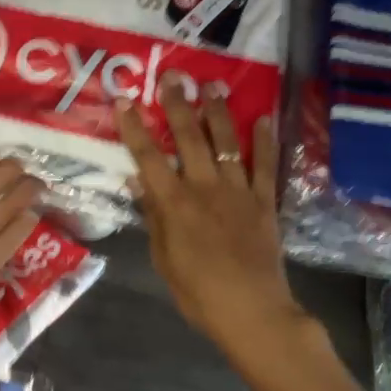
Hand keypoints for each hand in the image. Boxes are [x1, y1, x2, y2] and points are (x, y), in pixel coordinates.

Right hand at [117, 74, 306, 356]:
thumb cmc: (199, 293)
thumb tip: (137, 180)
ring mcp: (238, 191)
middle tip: (172, 77)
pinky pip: (265, 164)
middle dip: (178, 105)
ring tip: (213, 86)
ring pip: (226, 142)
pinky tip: (264, 117)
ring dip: (218, 112)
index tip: (124, 100)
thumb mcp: (164, 260)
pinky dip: (265, 140)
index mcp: (175, 204)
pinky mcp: (264, 201)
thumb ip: (153, 217)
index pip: (148, 157)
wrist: (253, 312)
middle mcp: (205, 187)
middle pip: (188, 138)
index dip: (134, 128)